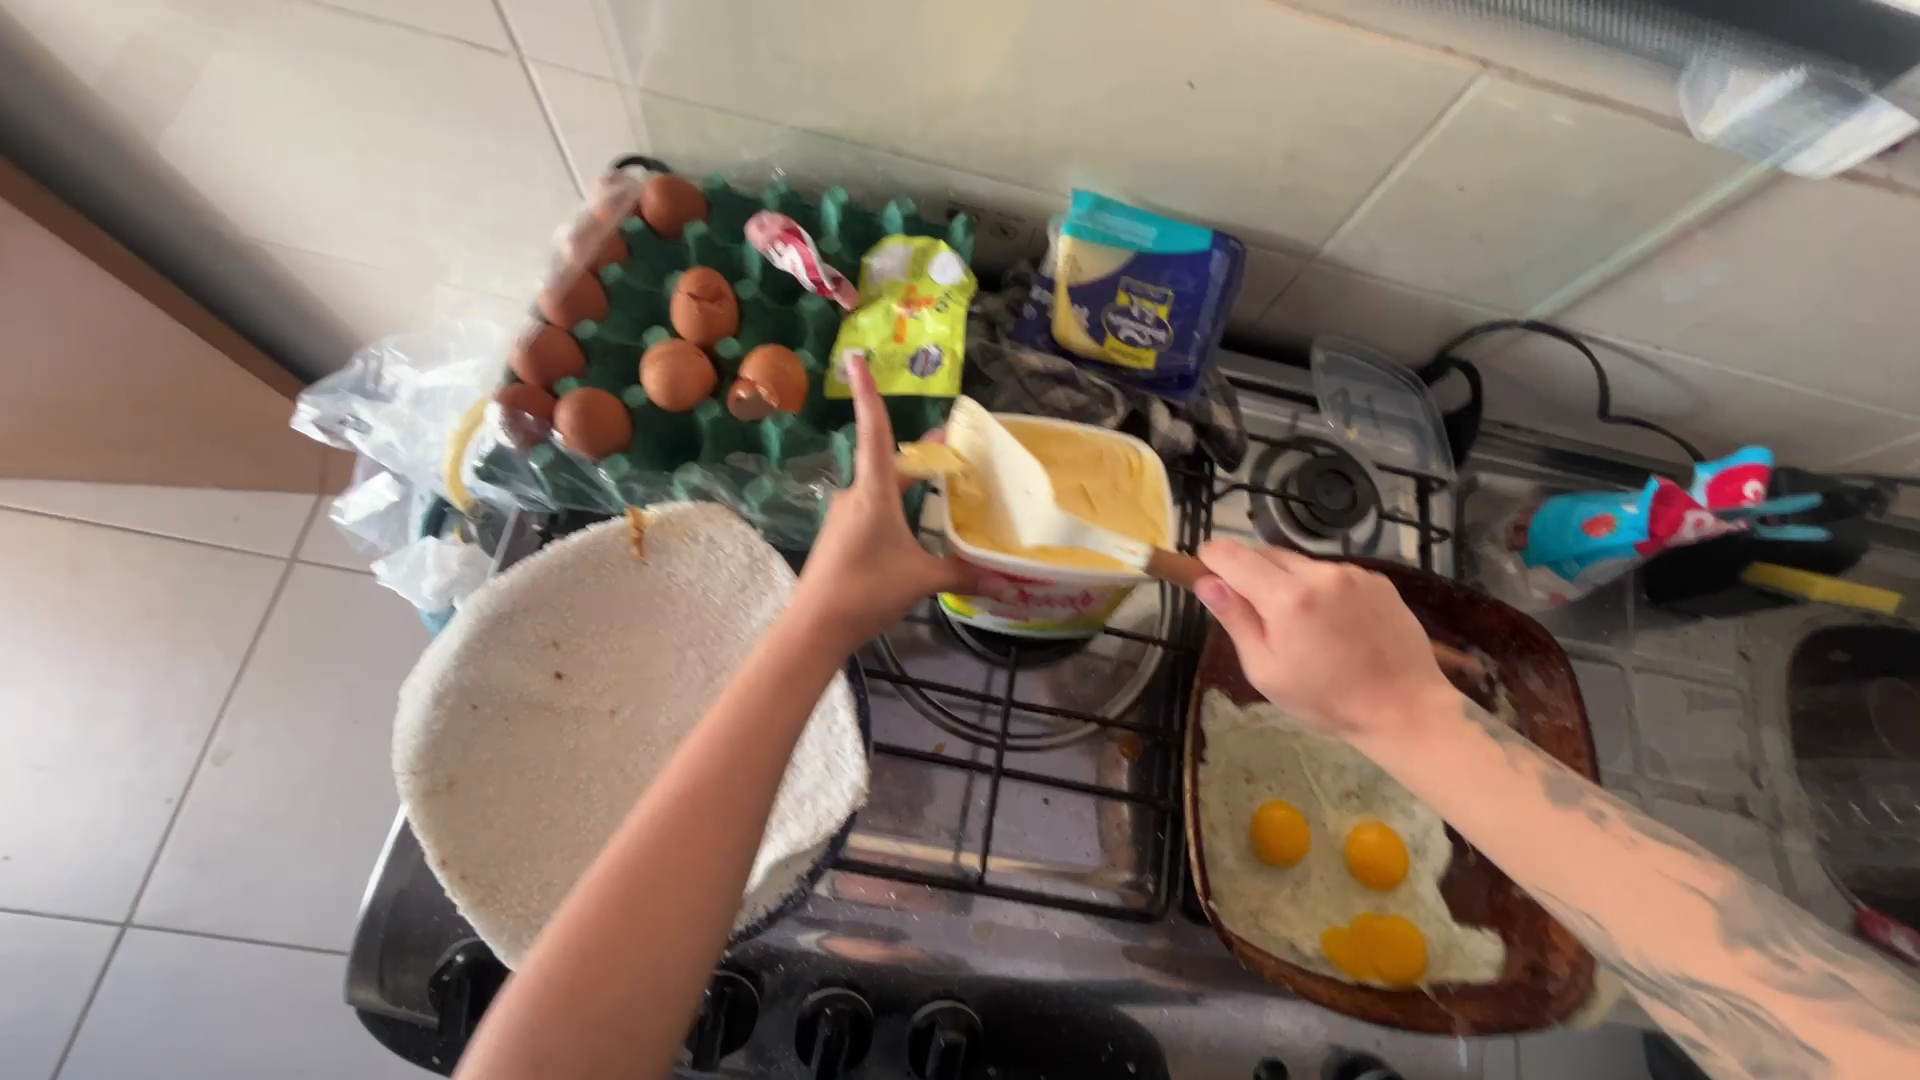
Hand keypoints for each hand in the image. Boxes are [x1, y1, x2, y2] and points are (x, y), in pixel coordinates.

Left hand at [790, 355, 997, 647]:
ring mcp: (844, 517)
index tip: (856, 359)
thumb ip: (961, 573)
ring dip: (907, 487)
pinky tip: (913, 530)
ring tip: (940, 489)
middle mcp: (855, 495)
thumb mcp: (920, 580)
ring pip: (881, 490)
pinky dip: (895, 510)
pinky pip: (873, 512)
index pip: (874, 431)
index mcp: (873, 492)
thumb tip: (1003, 578)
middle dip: (919, 455)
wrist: (814, 627)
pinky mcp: (840, 537)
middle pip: (888, 463)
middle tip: (951, 447)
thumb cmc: (865, 591)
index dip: (868, 393)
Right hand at [1194, 539, 1453, 738]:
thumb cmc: (1325, 700)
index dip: (1212, 559)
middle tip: (1252, 610)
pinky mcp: (1376, 580)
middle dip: (1248, 572)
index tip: (1205, 571)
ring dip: (1285, 579)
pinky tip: (1331, 622)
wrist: (1404, 709)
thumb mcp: (1265, 669)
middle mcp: (1320, 573)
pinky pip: (1331, 572)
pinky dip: (1319, 587)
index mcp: (1287, 598)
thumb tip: (1206, 582)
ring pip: (1299, 562)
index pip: (1233, 556)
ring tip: (1298, 622)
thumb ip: (1235, 620)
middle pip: (1264, 553)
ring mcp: (1352, 573)